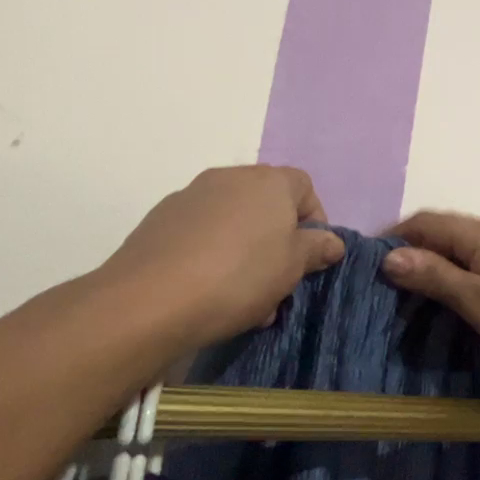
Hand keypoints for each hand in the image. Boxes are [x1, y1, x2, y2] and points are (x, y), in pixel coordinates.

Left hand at [94, 166, 344, 347]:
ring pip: (233, 222)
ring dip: (245, 251)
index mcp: (269, 182)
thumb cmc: (238, 277)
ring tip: (244, 296)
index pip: (305, 187)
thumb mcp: (293, 267)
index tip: (312, 256)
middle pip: (266, 204)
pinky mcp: (158, 222)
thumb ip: (316, 248)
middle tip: (278, 280)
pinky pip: (201, 235)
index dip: (314, 220)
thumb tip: (332, 241)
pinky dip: (212, 255)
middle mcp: (230, 178)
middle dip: (278, 240)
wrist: (147, 302)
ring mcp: (189, 197)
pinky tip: (208, 293)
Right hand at [382, 212, 479, 376]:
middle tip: (385, 280)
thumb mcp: (475, 299)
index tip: (368, 261)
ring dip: (435, 261)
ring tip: (411, 290)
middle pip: (446, 230)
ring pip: (463, 246)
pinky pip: (479, 260)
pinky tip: (450, 293)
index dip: (396, 236)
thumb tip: (390, 256)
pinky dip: (456, 270)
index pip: (428, 221)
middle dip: (413, 248)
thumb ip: (434, 275)